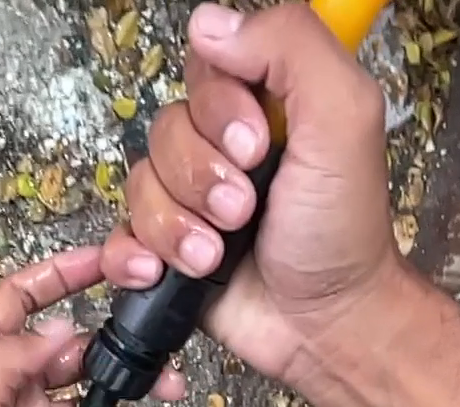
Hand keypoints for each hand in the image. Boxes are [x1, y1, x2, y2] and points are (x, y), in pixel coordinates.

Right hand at [101, 2, 406, 390]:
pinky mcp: (164, 257)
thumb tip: (210, 24)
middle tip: (243, 212)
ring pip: (140, 188)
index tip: (257, 149)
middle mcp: (217, 153)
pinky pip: (117, 240)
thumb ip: (290, 48)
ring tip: (214, 256)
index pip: (203, 74)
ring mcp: (187, 207)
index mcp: (259, 110)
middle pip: (164, 133)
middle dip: (201, 179)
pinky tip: (158, 272)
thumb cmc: (340, 231)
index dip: (219, 111)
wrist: (321, 323)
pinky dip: (130, 257)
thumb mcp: (342, 118)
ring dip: (176, 226)